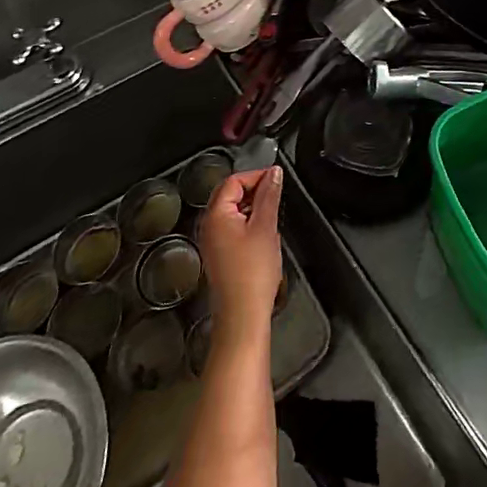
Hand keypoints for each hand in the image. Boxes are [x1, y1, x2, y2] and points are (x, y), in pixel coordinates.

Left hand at [196, 166, 284, 331]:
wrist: (243, 313)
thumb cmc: (252, 274)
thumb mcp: (266, 228)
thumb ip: (269, 196)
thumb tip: (273, 174)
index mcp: (215, 214)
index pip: (232, 181)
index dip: (255, 175)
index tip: (276, 177)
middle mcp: (208, 224)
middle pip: (230, 194)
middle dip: (254, 191)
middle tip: (277, 194)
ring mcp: (213, 240)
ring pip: (233, 212)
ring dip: (253, 209)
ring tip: (273, 217)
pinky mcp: (220, 254)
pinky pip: (233, 229)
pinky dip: (249, 225)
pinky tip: (265, 236)